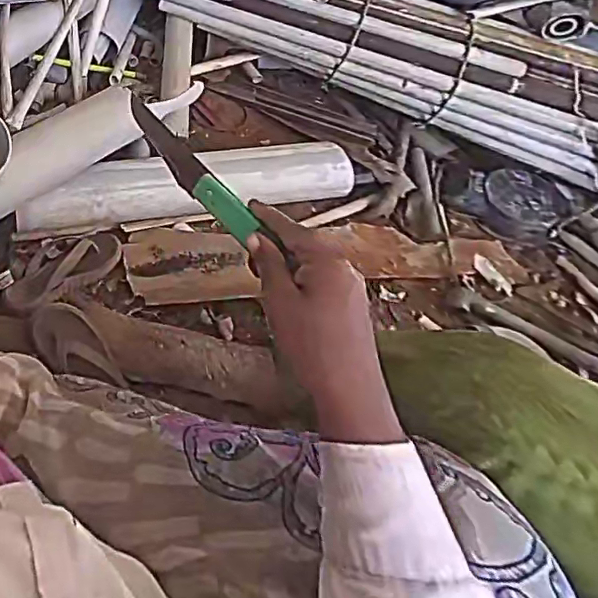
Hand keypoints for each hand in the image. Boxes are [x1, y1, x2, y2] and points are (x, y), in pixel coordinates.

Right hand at [246, 200, 403, 443]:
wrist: (351, 392)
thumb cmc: (313, 346)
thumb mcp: (279, 300)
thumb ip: (267, 264)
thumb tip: (257, 239)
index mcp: (327, 260)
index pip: (289, 227)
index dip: (263, 215)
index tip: (245, 205)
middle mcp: (343, 266)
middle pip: (301, 242)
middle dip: (273, 244)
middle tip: (248, 251)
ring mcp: (350, 285)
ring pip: (309, 261)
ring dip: (285, 264)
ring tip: (265, 283)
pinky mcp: (351, 303)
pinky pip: (320, 277)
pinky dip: (299, 278)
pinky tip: (285, 297)